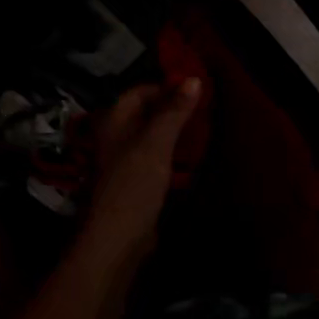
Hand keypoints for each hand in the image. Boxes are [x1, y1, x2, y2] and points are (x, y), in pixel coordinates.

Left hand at [85, 78, 202, 246]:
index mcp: (115, 124)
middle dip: (173, 112)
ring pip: (153, 140)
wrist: (120, 238)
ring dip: (175, 136)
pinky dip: (174, 158)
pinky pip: (158, 163)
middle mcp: (117, 140)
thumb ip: (174, 113)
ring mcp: (126, 165)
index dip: (165, 88)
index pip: (139, 93)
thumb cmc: (134, 187)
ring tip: (203, 134)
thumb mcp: (156, 144)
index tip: (195, 92)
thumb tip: (194, 80)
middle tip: (204, 112)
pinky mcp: (138, 187)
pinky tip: (192, 163)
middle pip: (145, 116)